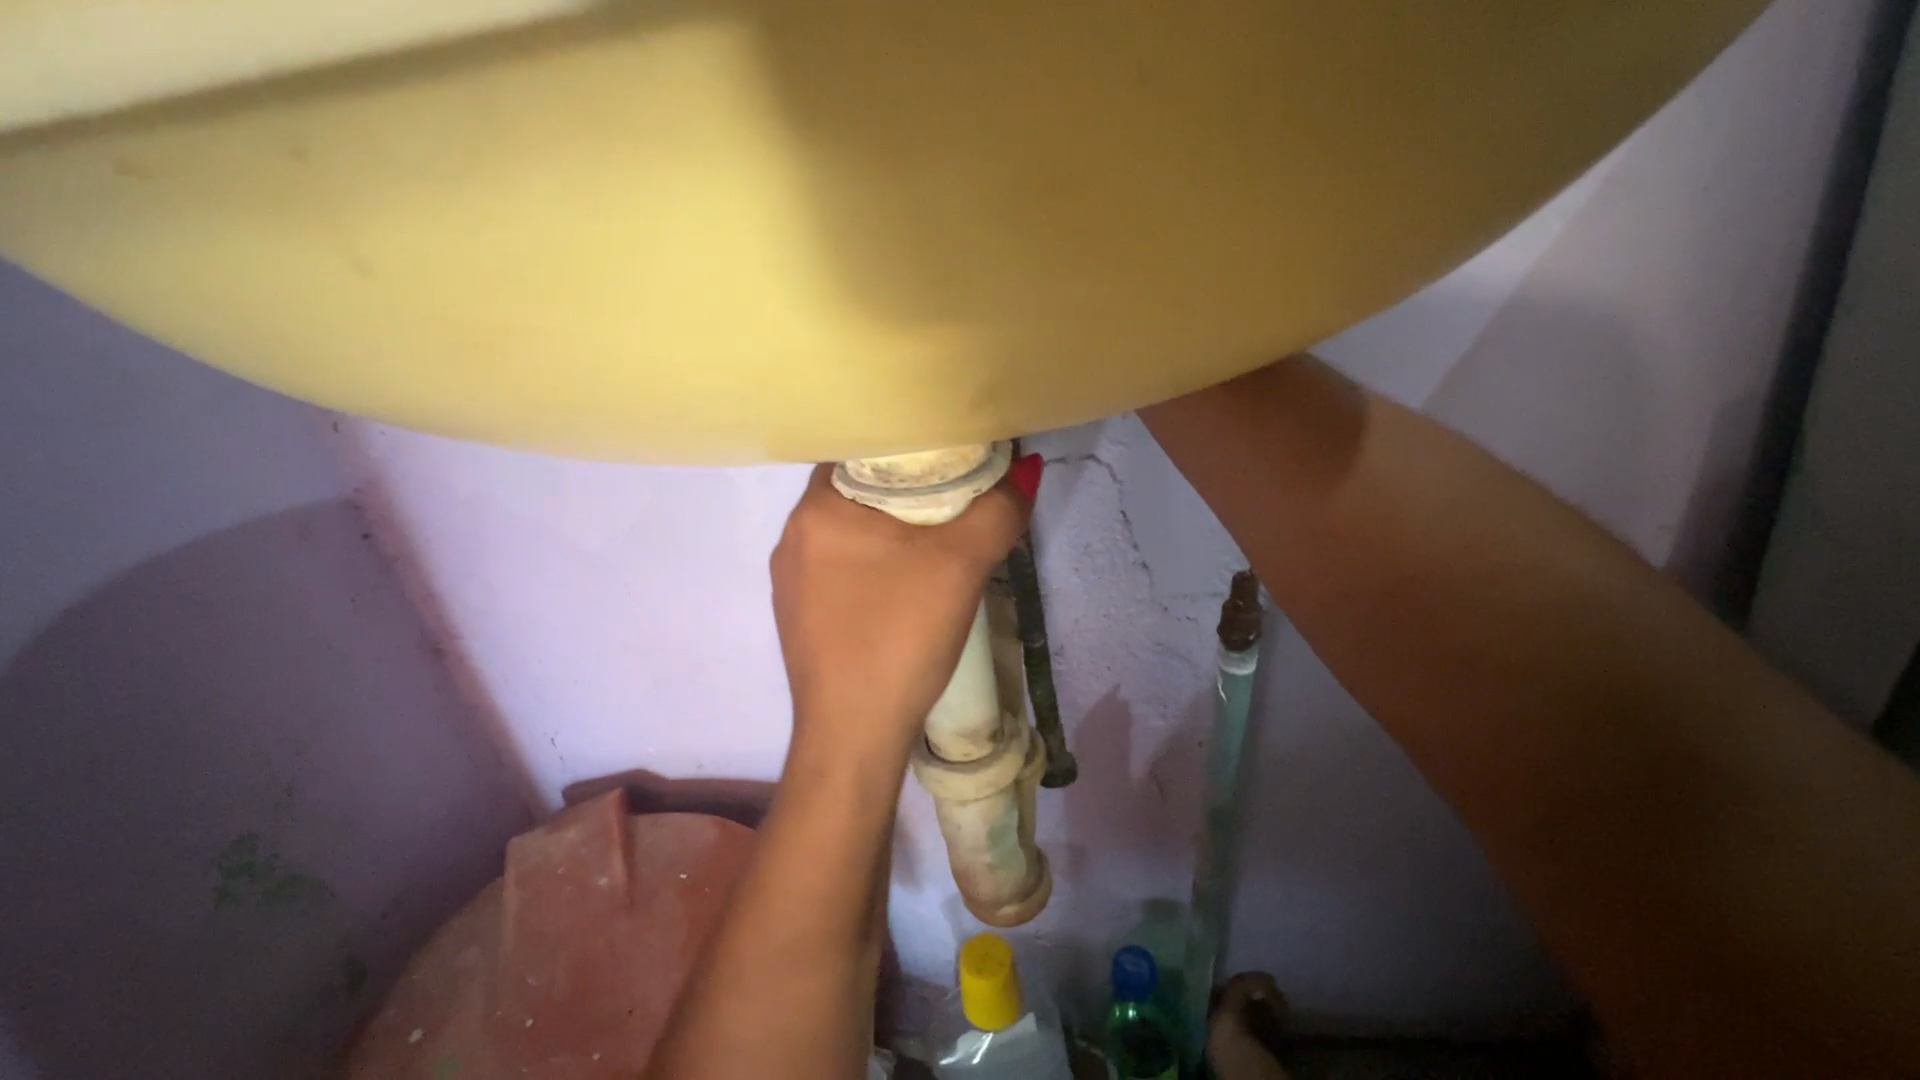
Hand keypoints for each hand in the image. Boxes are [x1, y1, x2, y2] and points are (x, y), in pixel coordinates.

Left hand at [770, 460, 1036, 744]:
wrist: (854, 736)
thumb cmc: (899, 636)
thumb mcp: (961, 566)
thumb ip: (998, 510)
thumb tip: (1026, 468)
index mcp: (818, 508)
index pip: (866, 451)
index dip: (914, 449)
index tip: (954, 457)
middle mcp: (793, 537)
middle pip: (859, 493)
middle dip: (908, 494)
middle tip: (958, 499)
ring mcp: (791, 582)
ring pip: (851, 535)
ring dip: (892, 534)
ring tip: (940, 542)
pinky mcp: (800, 618)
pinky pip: (842, 572)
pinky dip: (876, 568)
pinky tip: (906, 589)